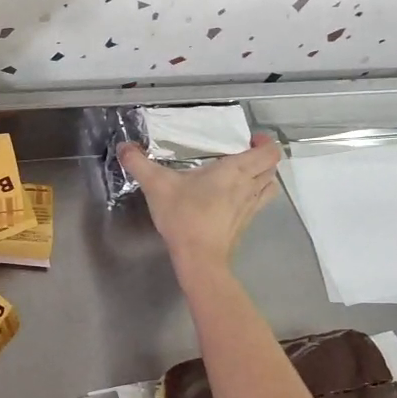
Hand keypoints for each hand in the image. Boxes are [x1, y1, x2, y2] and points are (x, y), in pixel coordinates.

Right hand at [118, 133, 281, 270]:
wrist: (199, 258)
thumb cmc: (184, 217)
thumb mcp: (156, 186)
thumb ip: (139, 164)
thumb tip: (124, 147)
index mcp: (235, 171)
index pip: (269, 151)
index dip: (265, 142)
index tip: (248, 139)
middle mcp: (249, 187)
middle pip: (272, 167)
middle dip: (263, 157)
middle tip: (244, 153)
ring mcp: (250, 208)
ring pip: (270, 186)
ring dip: (263, 176)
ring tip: (244, 174)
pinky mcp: (244, 224)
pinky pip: (258, 203)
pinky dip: (253, 195)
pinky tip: (233, 198)